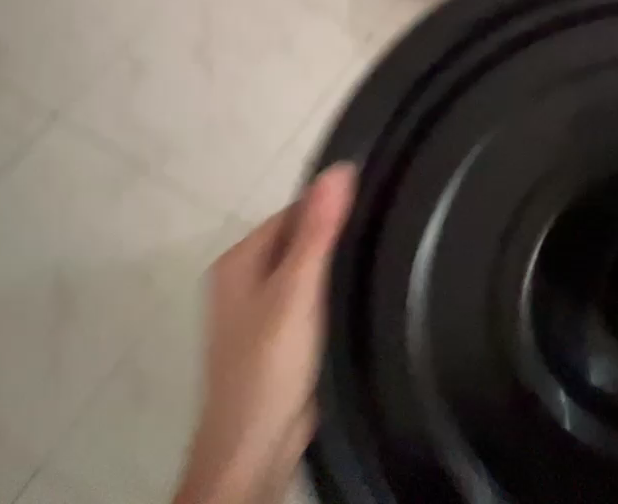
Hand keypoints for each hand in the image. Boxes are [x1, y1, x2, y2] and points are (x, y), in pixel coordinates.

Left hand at [174, 164, 357, 503]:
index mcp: (238, 260)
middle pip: (303, 240)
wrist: (255, 448)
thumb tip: (339, 169)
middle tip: (378, 247)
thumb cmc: (270, 365)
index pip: (297, 212)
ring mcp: (259, 312)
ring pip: (309, 273)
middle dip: (336, 244)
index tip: (374, 215)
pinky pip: (312, 301)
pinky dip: (332, 300)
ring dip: (336, 274)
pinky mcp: (279, 338)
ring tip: (373, 274)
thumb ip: (318, 230)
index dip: (333, 212)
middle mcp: (243, 280)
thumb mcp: (297, 292)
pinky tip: (356, 305)